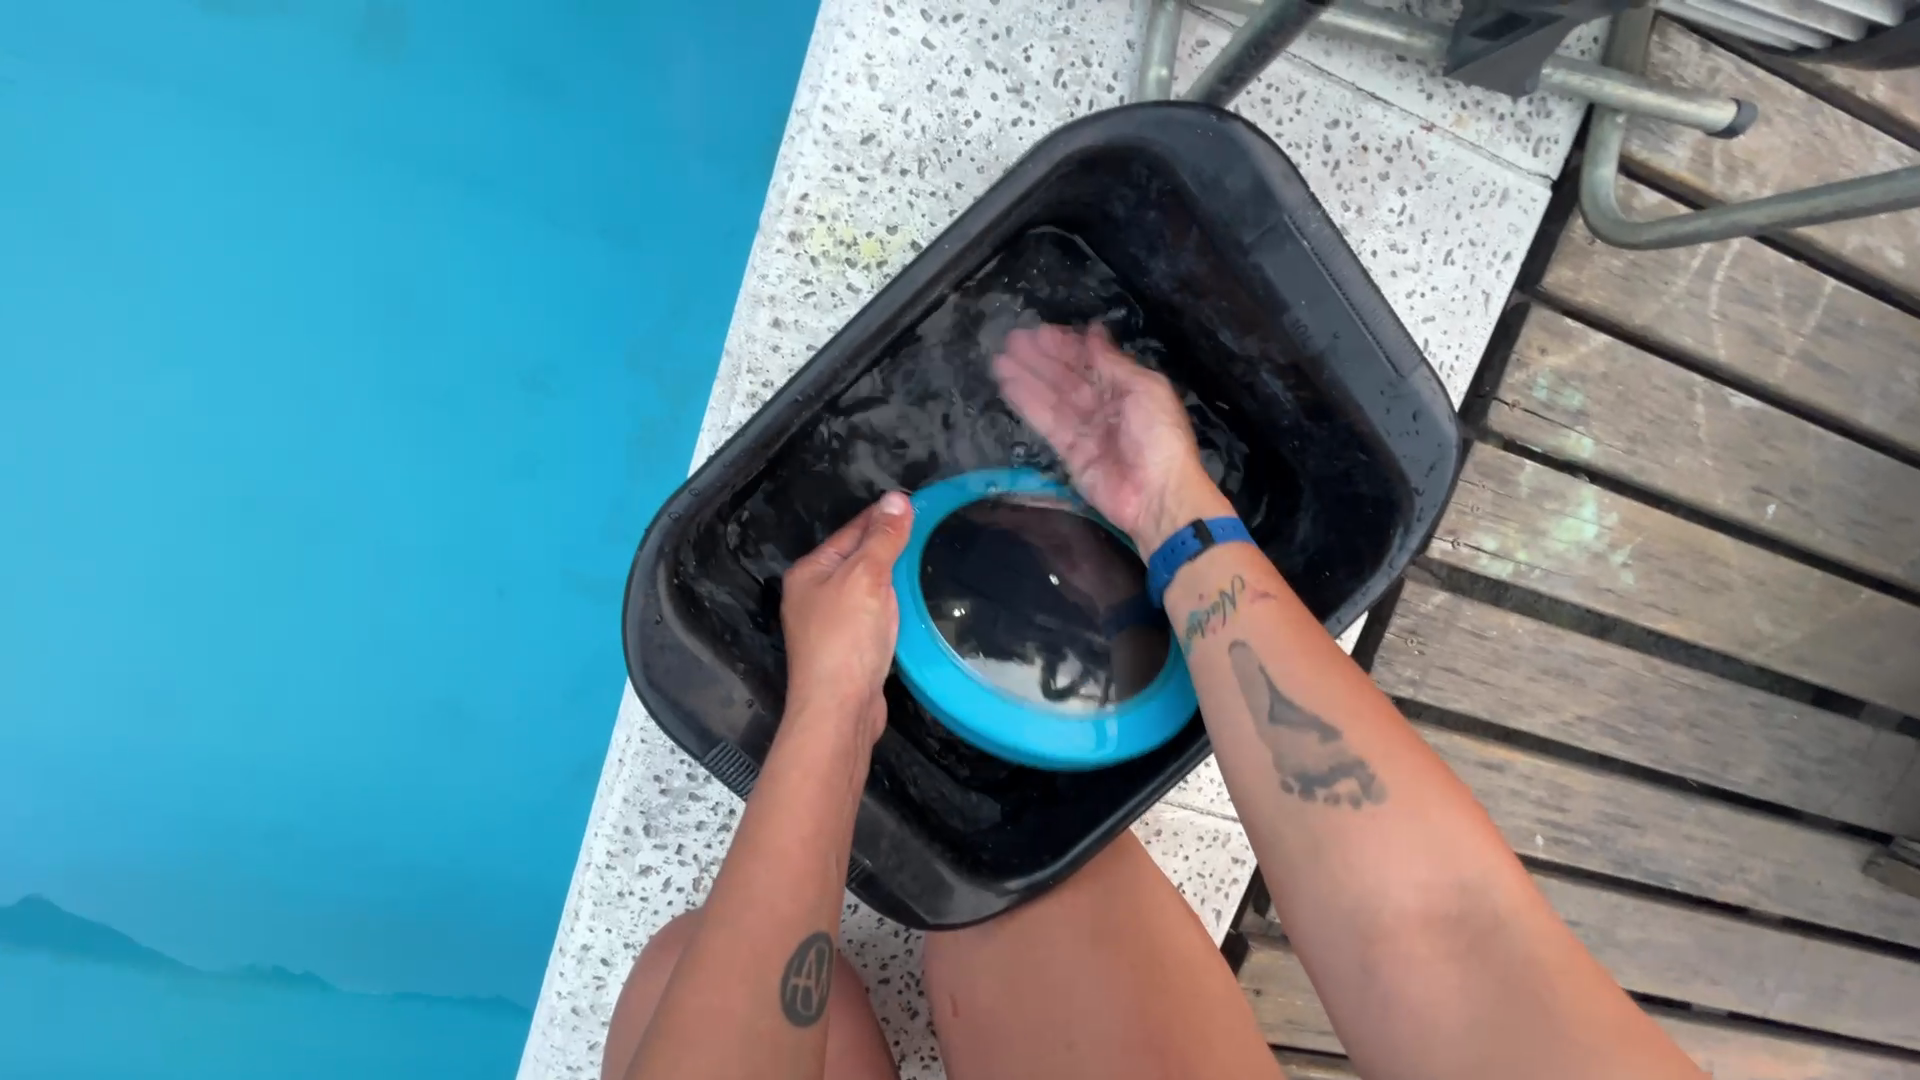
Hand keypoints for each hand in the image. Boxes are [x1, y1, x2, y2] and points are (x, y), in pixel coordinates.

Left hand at [780, 492, 914, 746]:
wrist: (839, 710)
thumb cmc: (846, 639)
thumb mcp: (866, 578)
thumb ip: (883, 539)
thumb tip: (897, 498)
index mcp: (811, 571)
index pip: (852, 530)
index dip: (883, 515)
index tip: (915, 502)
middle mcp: (814, 593)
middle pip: (857, 557)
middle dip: (888, 543)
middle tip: (928, 525)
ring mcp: (829, 623)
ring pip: (865, 586)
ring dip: (892, 574)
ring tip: (925, 557)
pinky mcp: (847, 648)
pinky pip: (871, 612)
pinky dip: (891, 603)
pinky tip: (910, 602)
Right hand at [991, 324, 1230, 550]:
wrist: (1156, 494)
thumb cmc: (1159, 436)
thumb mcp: (1144, 389)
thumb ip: (1113, 362)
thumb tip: (1093, 331)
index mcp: (1127, 388)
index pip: (1091, 361)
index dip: (1066, 346)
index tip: (1040, 332)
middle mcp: (1104, 405)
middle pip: (1067, 377)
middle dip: (1041, 358)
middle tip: (1012, 339)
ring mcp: (1085, 429)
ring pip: (1051, 397)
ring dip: (1027, 377)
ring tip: (1000, 359)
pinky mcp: (1069, 451)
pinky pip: (1045, 422)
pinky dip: (1027, 403)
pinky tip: (1008, 385)